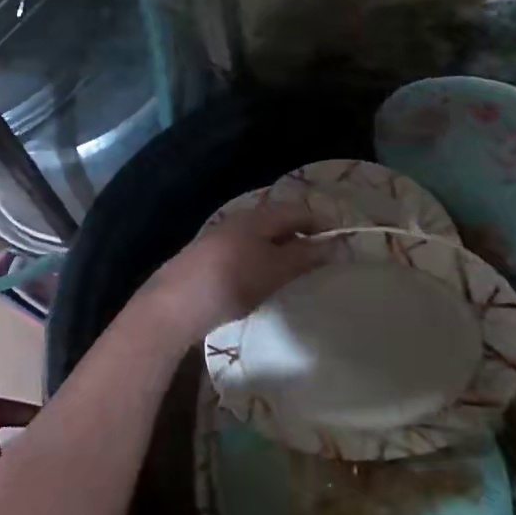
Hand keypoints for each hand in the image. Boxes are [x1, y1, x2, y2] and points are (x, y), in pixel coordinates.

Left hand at [126, 202, 330, 340]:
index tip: (339, 245)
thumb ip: (305, 255)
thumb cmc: (233, 281)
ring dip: (278, 251)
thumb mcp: (276, 269)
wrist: (176, 303)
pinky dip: (258, 262)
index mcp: (255, 218)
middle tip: (319, 262)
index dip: (320, 224)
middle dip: (299, 238)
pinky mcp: (205, 259)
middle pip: (276, 223)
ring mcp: (217, 239)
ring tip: (294, 275)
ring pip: (257, 238)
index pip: (296, 211)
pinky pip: (241, 253)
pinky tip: (260, 283)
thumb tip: (335, 243)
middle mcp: (236, 221)